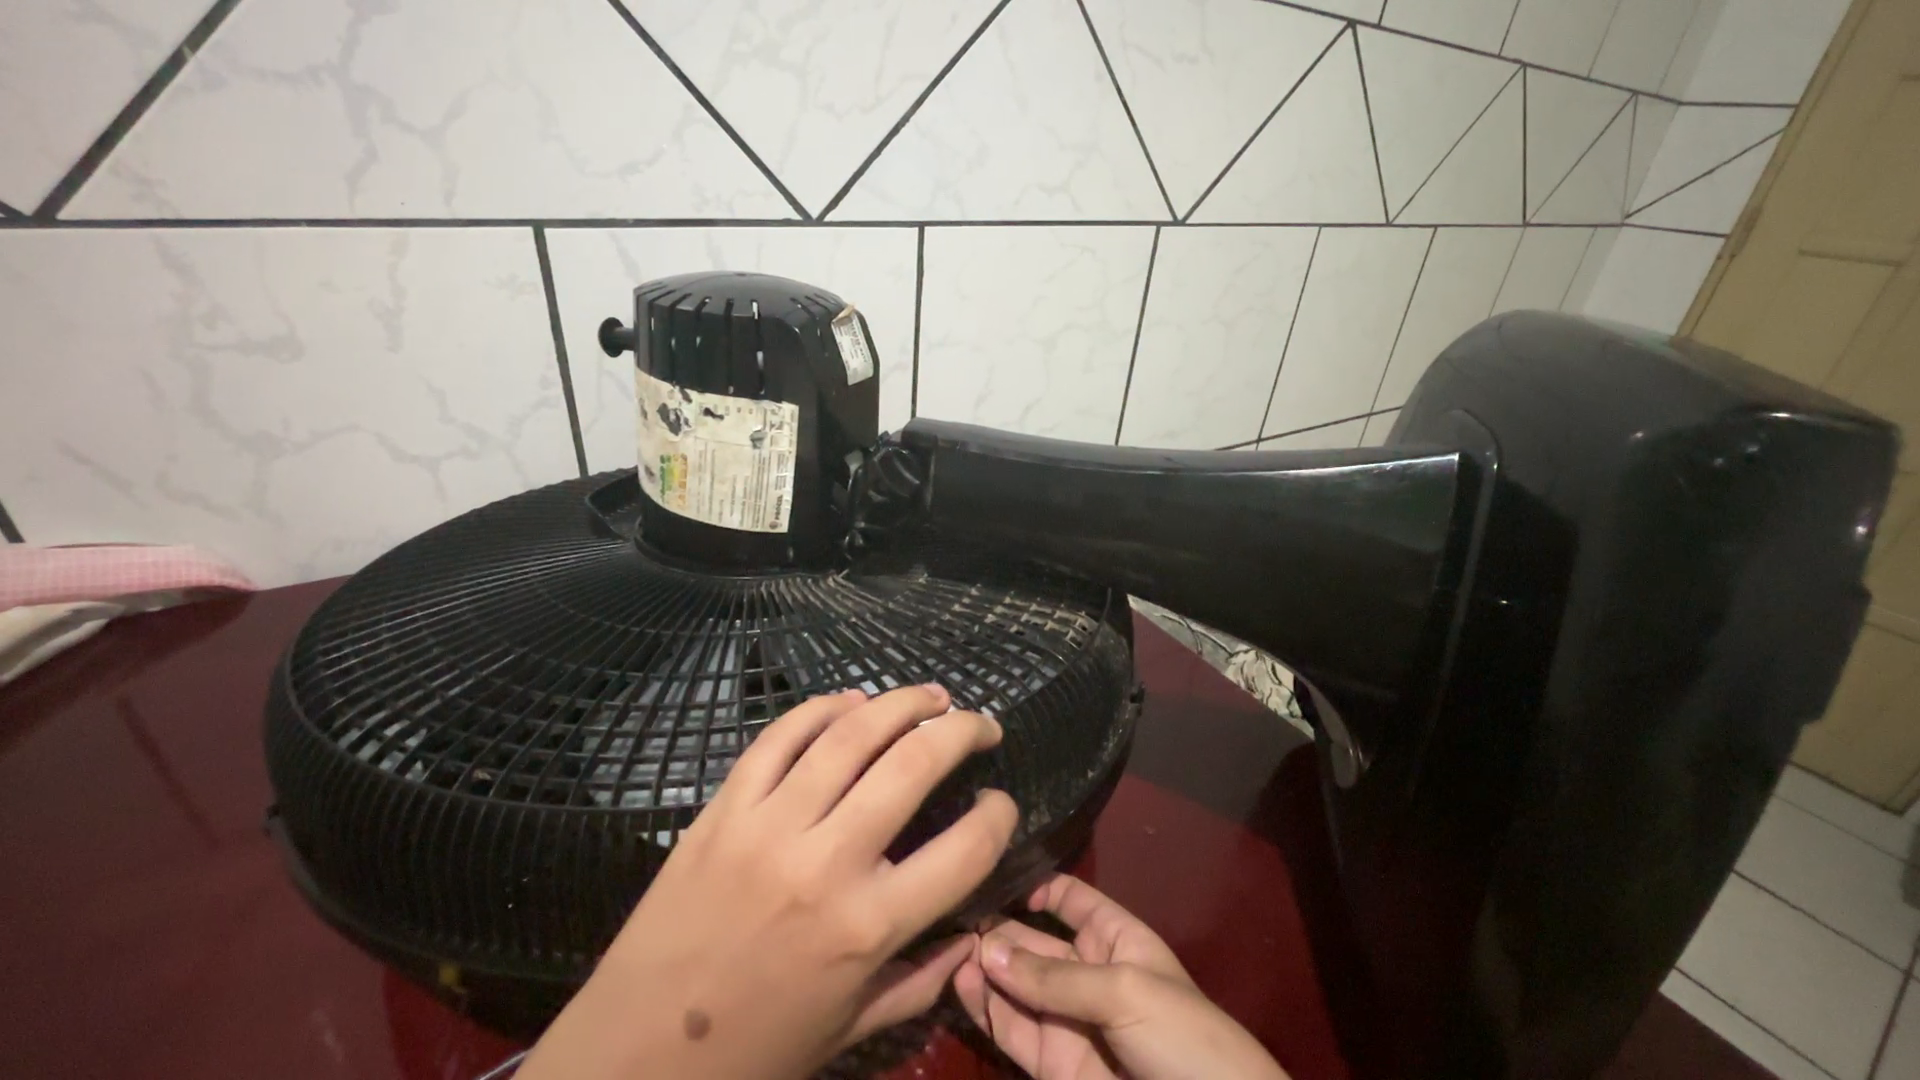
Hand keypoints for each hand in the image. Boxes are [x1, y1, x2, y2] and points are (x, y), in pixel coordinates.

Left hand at [519, 685, 1016, 1079]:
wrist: (636, 1053)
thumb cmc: (756, 1049)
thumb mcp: (854, 1028)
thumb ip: (922, 978)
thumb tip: (972, 935)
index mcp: (869, 927)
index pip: (966, 849)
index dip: (998, 816)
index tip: (1000, 804)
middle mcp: (827, 863)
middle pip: (913, 766)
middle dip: (962, 732)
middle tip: (983, 723)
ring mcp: (769, 827)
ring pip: (849, 736)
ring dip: (901, 704)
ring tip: (932, 696)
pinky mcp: (723, 809)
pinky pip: (779, 739)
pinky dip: (821, 709)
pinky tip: (851, 702)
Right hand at [954, 874, 1289, 1079]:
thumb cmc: (1182, 1036)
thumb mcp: (1125, 991)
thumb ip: (1054, 977)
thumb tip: (987, 952)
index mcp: (1116, 940)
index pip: (1070, 900)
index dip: (1036, 887)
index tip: (992, 879)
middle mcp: (1085, 972)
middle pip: (1032, 941)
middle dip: (996, 930)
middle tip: (951, 917)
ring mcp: (1066, 1020)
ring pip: (1015, 985)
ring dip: (984, 968)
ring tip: (948, 949)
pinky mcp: (1052, 1063)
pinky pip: (1012, 1030)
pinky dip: (985, 1009)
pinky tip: (961, 984)